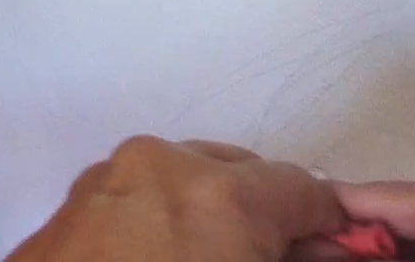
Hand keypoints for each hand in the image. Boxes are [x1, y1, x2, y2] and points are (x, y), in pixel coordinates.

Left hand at [9, 137, 344, 261]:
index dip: (330, 230)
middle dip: (270, 217)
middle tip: (275, 259)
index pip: (302, 187)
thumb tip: (331, 251)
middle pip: (242, 172)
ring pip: (189, 176)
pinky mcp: (78, 193)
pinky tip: (169, 258)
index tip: (335, 260)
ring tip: (218, 257)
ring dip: (218, 214)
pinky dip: (170, 215)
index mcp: (216, 190)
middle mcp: (160, 162)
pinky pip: (144, 189)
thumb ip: (301, 260)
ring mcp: (111, 171)